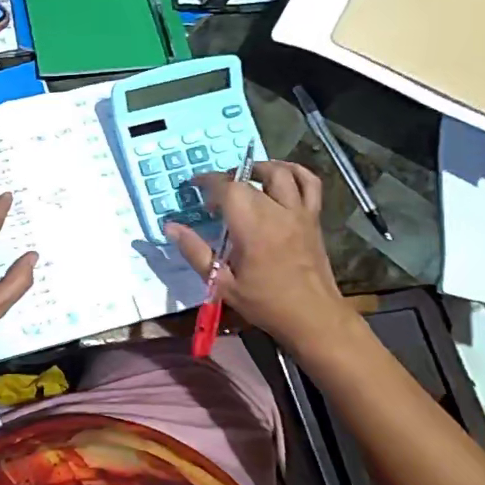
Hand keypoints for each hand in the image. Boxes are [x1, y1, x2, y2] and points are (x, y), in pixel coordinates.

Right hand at [165, 160, 355, 352]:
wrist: (312, 316)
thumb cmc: (265, 303)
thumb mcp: (222, 283)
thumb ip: (195, 252)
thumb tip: (170, 227)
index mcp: (252, 227)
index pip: (227, 188)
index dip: (208, 182)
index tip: (195, 187)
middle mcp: (276, 212)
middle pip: (249, 181)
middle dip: (227, 180)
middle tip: (214, 197)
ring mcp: (298, 212)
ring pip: (281, 173)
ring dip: (259, 169)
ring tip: (244, 178)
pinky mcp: (313, 218)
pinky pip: (310, 183)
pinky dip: (296, 171)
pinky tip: (282, 174)